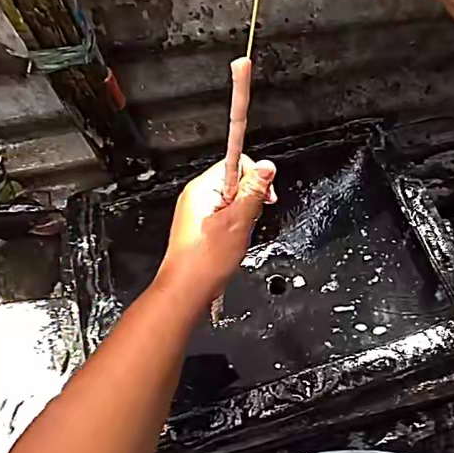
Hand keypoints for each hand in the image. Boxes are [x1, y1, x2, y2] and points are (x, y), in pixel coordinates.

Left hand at [157, 155, 278, 302]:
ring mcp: (197, 211)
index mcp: (202, 188)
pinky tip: (232, 241)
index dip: (255, 178)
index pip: (236, 162)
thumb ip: (253, 191)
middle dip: (249, 200)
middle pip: (235, 181)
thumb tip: (266, 166)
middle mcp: (197, 196)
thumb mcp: (238, 221)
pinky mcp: (200, 226)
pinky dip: (234, 226)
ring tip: (237, 235)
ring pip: (232, 201)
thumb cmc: (205, 261)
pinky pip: (225, 216)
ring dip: (243, 216)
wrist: (186, 290)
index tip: (263, 197)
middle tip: (248, 220)